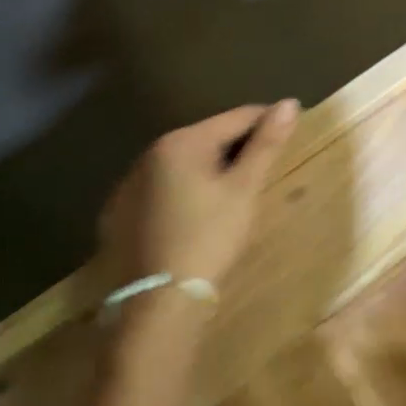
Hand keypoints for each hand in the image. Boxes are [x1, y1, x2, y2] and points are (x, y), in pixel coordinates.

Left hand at [98, 101, 298, 290]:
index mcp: (182, 142)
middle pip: (208, 138)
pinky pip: (160, 190)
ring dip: (209, 170)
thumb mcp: (246, 188)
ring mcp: (127, 185)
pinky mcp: (116, 215)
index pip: (238, 117)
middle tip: (260, 175)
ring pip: (183, 164)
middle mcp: (148, 154)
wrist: (158, 302)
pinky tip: (194, 218)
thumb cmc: (210, 237)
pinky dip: (181, 193)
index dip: (269, 124)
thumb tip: (289, 102)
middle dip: (237, 149)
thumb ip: (267, 143)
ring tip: (229, 197)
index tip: (288, 140)